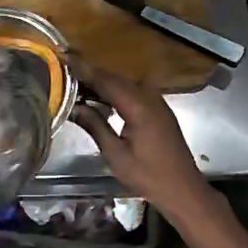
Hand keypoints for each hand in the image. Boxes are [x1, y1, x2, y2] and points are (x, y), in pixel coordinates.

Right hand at [70, 59, 206, 203]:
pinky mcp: (159, 111)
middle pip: (115, 78)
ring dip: (102, 81)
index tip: (64, 57)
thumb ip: (95, 126)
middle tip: (65, 69)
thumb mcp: (116, 154)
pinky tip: (100, 96)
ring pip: (125, 84)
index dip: (84, 69)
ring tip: (77, 81)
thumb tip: (73, 107)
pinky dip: (114, 90)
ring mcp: (157, 103)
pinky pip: (133, 91)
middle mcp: (150, 98)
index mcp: (139, 107)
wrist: (184, 191)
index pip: (106, 81)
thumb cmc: (148, 176)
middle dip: (90, 73)